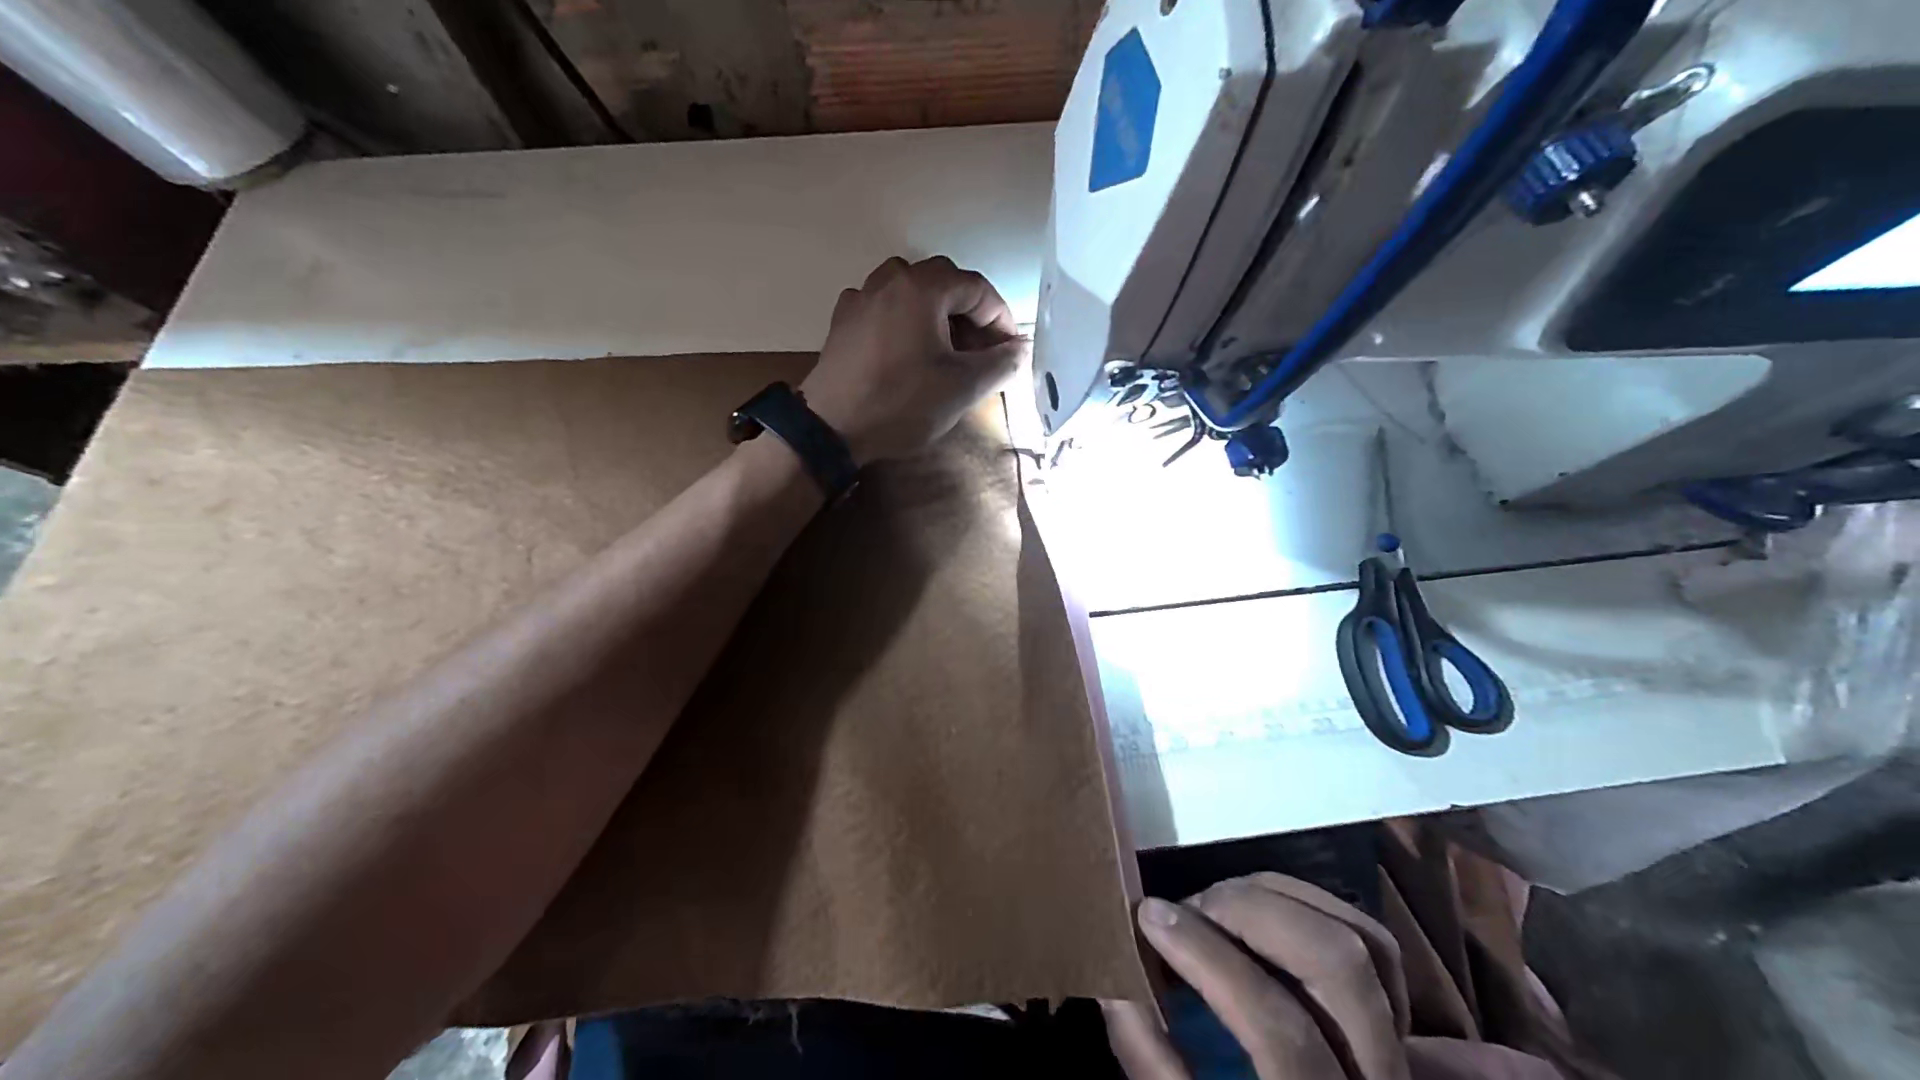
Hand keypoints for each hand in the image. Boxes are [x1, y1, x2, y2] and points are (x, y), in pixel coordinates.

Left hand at [800, 255, 1029, 464]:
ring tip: (946, 350)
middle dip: (970, 315)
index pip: (978, 288)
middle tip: (981, 352)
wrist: (830, 427)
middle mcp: (890, 280)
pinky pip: (884, 309)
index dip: (1001, 318)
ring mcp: (861, 298)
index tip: (1010, 350)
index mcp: (923, 287)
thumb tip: (1021, 348)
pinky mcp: (843, 322)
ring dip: (937, 315)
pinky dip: (904, 322)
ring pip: (912, 293)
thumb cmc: (902, 403)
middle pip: (944, 283)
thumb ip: (1002, 363)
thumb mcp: (963, 387)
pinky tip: (907, 351)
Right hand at [1104, 874, 1412, 1079]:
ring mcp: (1404, 1056)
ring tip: (1219, 900)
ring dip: (1282, 899)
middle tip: (1189, 905)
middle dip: (1250, 913)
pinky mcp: (1402, 1028)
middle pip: (1335, 965)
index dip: (1208, 958)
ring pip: (1366, 944)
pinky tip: (1266, 908)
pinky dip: (1316, 907)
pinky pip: (1377, 947)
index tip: (1150, 915)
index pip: (1277, 1027)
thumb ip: (1153, 1068)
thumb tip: (1116, 986)